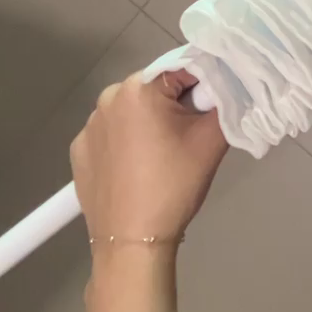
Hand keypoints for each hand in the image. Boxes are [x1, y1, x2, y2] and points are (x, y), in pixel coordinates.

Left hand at [70, 70, 227, 247]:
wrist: (133, 244)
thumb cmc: (174, 184)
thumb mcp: (213, 137)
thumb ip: (226, 99)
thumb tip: (232, 82)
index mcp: (139, 88)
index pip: (184, 67)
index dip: (205, 84)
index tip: (214, 107)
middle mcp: (108, 97)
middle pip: (157, 87)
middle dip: (177, 102)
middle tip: (191, 133)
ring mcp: (89, 126)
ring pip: (135, 108)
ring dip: (152, 119)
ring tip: (166, 153)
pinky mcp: (79, 150)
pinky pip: (113, 131)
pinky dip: (128, 139)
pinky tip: (140, 165)